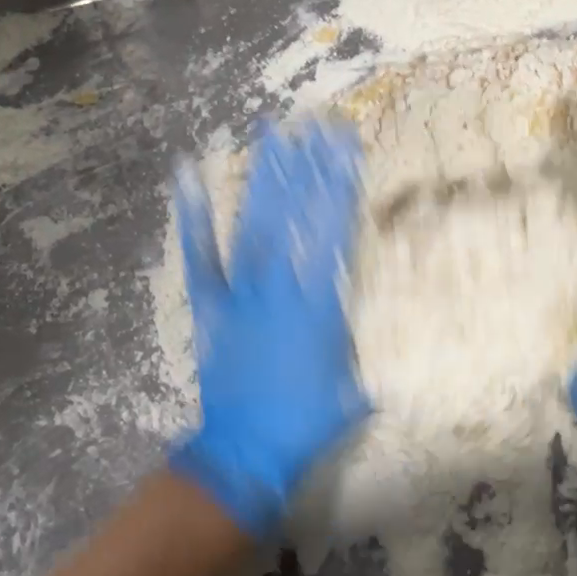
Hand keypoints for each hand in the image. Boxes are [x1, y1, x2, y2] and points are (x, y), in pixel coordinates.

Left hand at [168, 118, 369, 538]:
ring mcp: (241, 294)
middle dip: (308, 168)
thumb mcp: (352, 392)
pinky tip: (187, 174)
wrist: (246, 450)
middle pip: (295, 217)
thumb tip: (389, 351)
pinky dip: (193, 216)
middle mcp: (280, 289)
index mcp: (320, 305)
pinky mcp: (210, 306)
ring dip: (262, 179)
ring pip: (254, 225)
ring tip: (271, 134)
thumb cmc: (307, 426)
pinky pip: (200, 256)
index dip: (340, 186)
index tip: (346, 147)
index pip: (333, 232)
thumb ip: (365, 360)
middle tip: (316, 124)